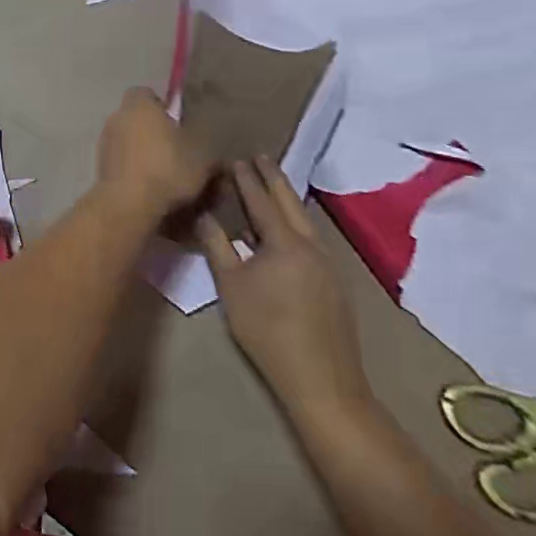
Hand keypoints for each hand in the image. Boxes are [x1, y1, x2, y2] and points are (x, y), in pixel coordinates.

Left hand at [94, 88, 212, 215]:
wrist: (129, 201)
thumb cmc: (168, 169)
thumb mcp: (203, 159)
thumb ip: (208, 149)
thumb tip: (217, 156)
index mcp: (139, 106)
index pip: (145, 93)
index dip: (161, 105)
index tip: (176, 123)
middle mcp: (116, 117)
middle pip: (135, 116)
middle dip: (151, 128)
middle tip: (174, 148)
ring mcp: (104, 140)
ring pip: (126, 137)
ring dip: (140, 148)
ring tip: (162, 169)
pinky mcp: (98, 162)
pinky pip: (119, 157)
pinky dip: (130, 164)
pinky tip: (147, 182)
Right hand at [200, 157, 367, 418]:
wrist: (320, 378)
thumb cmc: (266, 327)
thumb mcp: (229, 284)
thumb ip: (216, 244)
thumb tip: (202, 214)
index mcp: (285, 243)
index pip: (262, 200)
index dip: (246, 179)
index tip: (234, 158)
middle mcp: (311, 246)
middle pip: (290, 204)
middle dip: (273, 179)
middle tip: (259, 157)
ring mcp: (327, 265)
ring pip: (304, 221)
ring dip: (286, 199)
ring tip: (270, 185)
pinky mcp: (332, 283)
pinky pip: (310, 239)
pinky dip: (294, 222)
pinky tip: (282, 230)